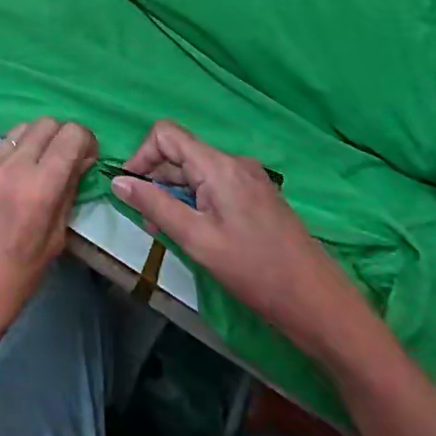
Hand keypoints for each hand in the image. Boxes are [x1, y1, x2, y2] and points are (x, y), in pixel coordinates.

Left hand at [0, 118, 97, 358]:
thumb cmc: (15, 279)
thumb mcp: (55, 240)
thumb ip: (68, 193)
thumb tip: (79, 164)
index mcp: (39, 187)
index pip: (71, 135)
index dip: (86, 141)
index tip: (88, 159)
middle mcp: (12, 166)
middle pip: (47, 122)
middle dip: (64, 136)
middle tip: (69, 160)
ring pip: (23, 127)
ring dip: (40, 139)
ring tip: (43, 165)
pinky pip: (3, 144)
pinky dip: (18, 149)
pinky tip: (19, 175)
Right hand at [111, 119, 360, 354]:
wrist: (317, 301)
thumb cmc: (253, 270)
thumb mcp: (196, 239)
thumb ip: (155, 205)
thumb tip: (118, 180)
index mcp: (218, 165)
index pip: (166, 134)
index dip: (141, 155)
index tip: (130, 189)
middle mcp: (234, 162)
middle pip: (181, 153)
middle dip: (155, 179)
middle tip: (145, 220)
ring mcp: (248, 178)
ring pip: (196, 171)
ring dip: (173, 194)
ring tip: (165, 231)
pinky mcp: (256, 196)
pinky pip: (214, 185)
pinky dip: (195, 201)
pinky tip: (193, 232)